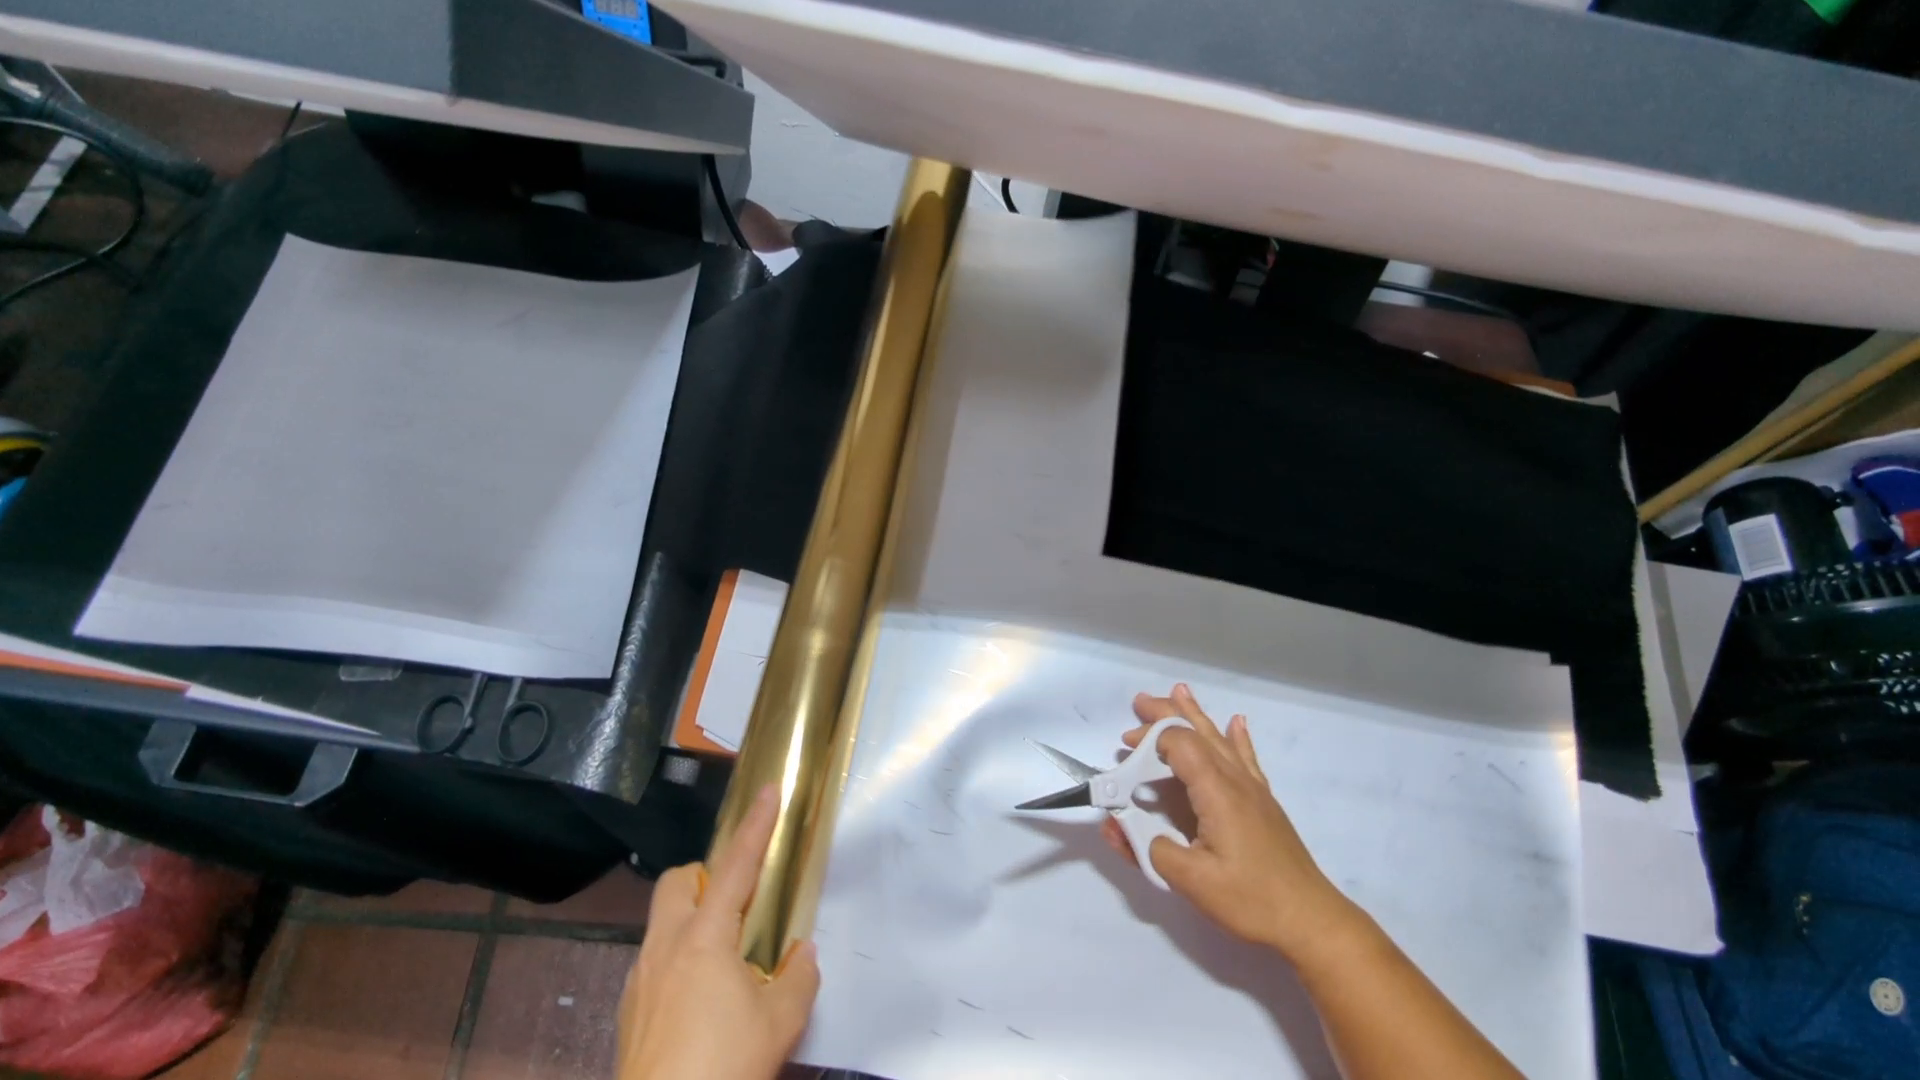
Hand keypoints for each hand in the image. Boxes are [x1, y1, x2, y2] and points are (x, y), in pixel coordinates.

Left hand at [618, 785, 820, 1079]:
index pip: (737, 866)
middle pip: (677, 882)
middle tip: (737, 902)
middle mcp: (666, 946)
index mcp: (706, 938)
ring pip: (662, 922)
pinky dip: (680, 960)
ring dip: (692, 921)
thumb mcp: (781, 1022)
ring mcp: (640, 977)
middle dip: (705, 876)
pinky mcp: (630, 1009)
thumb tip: (800, 955)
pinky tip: (701, 1002)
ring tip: (725, 960)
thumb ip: (797, 978)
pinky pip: (655, 961)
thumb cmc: (726, 1063)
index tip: (768, 792)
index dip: (755, 826)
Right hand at [1103, 684, 1363, 965]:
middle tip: (1139, 702)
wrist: (1310, 920)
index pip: (1180, 744)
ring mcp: (1253, 790)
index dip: (1149, 739)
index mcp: (1217, 792)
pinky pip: (1246, 758)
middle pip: (1199, 733)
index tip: (1124, 748)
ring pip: (1220, 740)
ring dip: (1195, 716)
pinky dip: (1237, 737)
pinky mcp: (1263, 804)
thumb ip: (1150, 848)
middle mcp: (1236, 781)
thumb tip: (1123, 827)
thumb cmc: (1251, 899)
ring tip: (1178, 692)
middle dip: (1167, 714)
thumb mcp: (1191, 880)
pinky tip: (1236, 722)